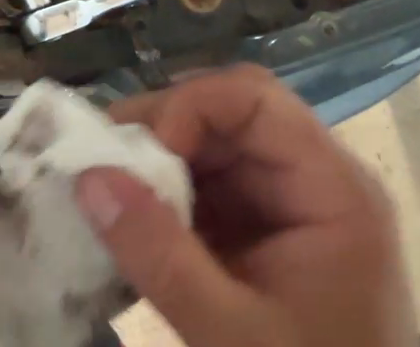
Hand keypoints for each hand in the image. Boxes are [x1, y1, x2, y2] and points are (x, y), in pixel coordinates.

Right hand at [76, 66, 416, 346]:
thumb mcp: (230, 334)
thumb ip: (160, 255)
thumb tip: (87, 175)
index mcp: (333, 191)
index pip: (251, 96)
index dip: (186, 108)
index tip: (138, 157)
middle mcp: (314, 179)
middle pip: (225, 110)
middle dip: (158, 131)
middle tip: (104, 171)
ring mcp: (287, 201)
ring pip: (206, 140)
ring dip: (152, 160)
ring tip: (112, 199)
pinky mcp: (261, 226)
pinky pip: (203, 179)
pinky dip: (160, 190)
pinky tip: (134, 222)